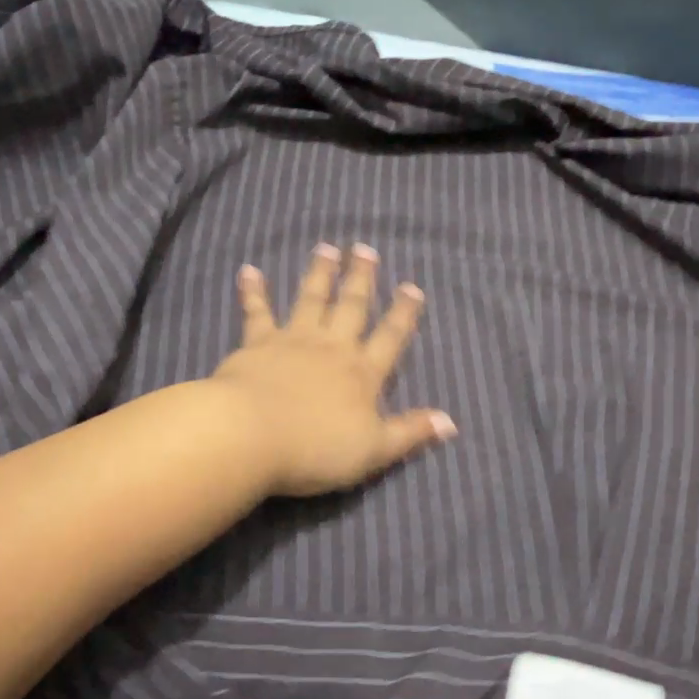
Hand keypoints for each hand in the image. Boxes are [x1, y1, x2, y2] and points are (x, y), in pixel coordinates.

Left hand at [209, 243, 456, 497]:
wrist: (253, 434)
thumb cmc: (316, 449)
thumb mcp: (374, 450)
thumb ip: (410, 433)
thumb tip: (450, 422)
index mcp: (363, 374)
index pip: (390, 338)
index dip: (403, 314)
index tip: (411, 287)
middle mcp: (332, 348)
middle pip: (351, 307)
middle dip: (361, 278)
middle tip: (365, 249)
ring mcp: (294, 341)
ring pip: (311, 300)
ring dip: (320, 274)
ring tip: (326, 249)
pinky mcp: (257, 343)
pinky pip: (257, 312)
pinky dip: (253, 291)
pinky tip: (249, 272)